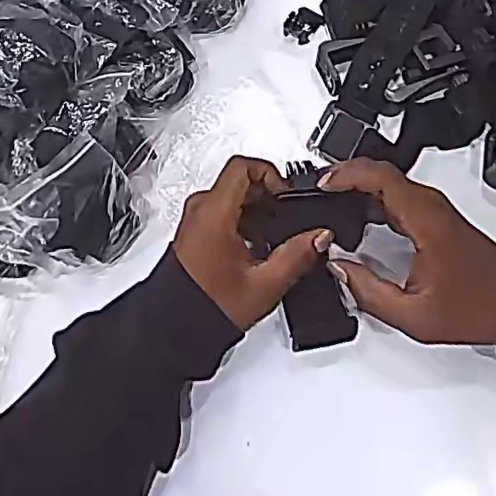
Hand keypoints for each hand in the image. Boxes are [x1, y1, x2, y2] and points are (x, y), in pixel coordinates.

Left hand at [174, 156, 330, 329]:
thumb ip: (297, 255)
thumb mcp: (264, 284)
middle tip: (285, 218)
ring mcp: (195, 219)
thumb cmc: (206, 308)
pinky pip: (222, 210)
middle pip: (239, 179)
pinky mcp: (194, 230)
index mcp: (213, 213)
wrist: (175, 329)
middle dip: (267, 196)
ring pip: (232, 195)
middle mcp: (200, 209)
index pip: (243, 166)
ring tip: (272, 238)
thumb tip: (319, 237)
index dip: (270, 174)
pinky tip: (255, 247)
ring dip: (256, 210)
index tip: (284, 195)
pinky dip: (243, 220)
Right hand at [320, 159, 495, 346]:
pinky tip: (356, 210)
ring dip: (357, 182)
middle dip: (345, 174)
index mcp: (426, 220)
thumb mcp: (415, 315)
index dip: (348, 174)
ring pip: (388, 179)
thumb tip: (339, 269)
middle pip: (381, 171)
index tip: (325, 184)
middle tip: (320, 190)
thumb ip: (369, 292)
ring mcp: (432, 207)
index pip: (381, 177)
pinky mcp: (432, 213)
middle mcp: (429, 205)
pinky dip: (371, 193)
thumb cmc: (478, 306)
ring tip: (331, 198)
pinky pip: (396, 191)